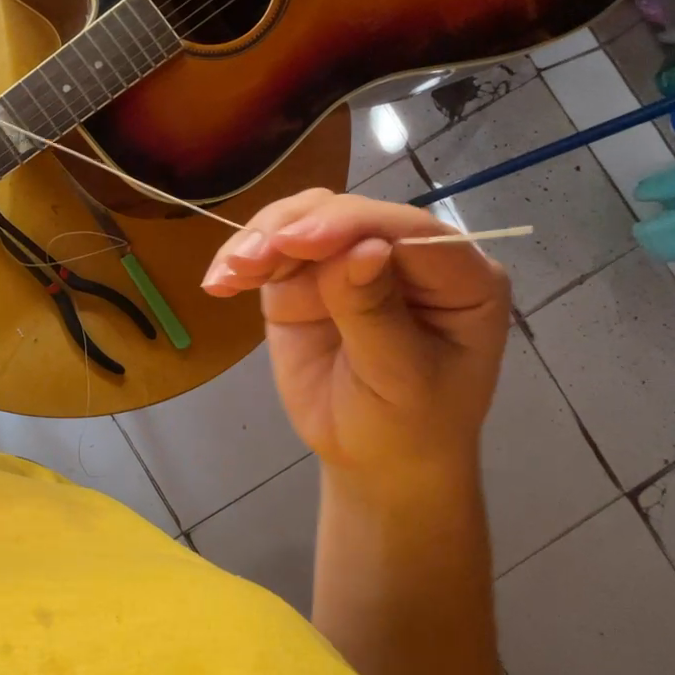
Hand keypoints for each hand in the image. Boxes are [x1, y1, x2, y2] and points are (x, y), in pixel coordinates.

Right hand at [200, 190, 511, 480]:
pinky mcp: (301, 284)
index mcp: (456, 275)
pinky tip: (219, 283)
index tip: (296, 242)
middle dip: (292, 229)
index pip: (405, 229)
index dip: (350, 225)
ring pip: (299, 222)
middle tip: (247, 261)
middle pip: (344, 214)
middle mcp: (400, 256)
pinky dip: (239, 262)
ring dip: (257, 239)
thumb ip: (375, 312)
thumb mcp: (400, 376)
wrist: (373, 460)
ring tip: (228, 274)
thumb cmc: (407, 425)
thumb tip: (360, 250)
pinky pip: (268, 255)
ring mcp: (345, 267)